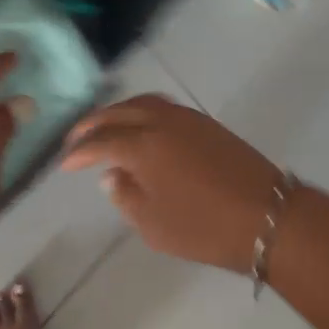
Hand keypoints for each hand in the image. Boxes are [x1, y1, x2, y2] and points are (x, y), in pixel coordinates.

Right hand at [59, 94, 282, 272]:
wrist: (264, 213)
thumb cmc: (204, 226)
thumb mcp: (154, 225)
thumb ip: (126, 196)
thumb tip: (111, 174)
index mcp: (143, 146)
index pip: (102, 141)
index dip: (80, 152)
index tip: (63, 163)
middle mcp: (160, 121)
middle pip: (119, 112)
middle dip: (93, 123)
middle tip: (75, 137)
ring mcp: (185, 116)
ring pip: (142, 102)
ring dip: (118, 111)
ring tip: (104, 126)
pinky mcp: (204, 121)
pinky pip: (162, 105)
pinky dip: (141, 110)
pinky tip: (140, 126)